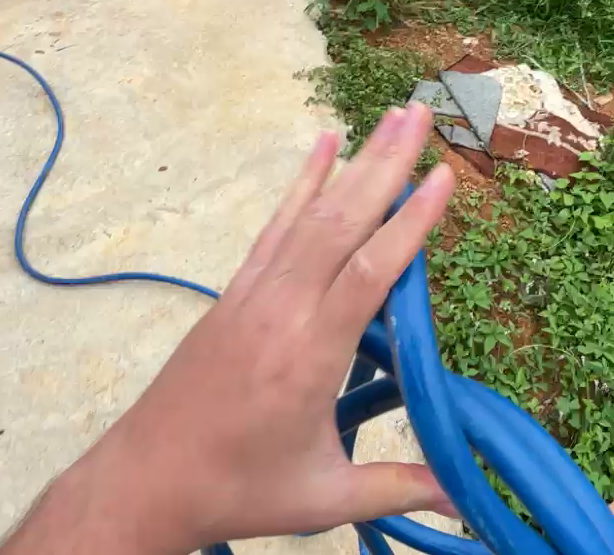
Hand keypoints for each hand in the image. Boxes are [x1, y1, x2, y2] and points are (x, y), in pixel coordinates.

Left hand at [0, 105, 455, 554]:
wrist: (146, 478)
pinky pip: (278, 221)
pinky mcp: (240, 284)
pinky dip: (304, 178)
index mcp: (310, 355)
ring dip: (355, 159)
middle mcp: (283, 306)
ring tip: (390, 116)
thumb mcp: (322, 496)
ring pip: (312, 211)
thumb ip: (398, 488)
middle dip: (386, 162)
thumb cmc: (238, 486)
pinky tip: (325, 143)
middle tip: (419, 113)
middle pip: (341, 220)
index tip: (443, 176)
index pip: (367, 273)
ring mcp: (257, 288)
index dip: (408, 223)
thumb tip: (467, 500)